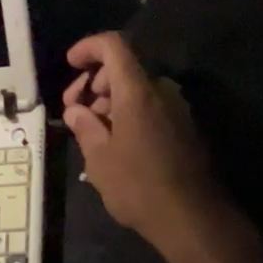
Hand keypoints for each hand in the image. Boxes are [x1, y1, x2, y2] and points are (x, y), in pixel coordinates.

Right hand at [63, 32, 225, 255]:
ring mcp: (177, 107)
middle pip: (123, 68)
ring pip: (137, 89)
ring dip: (111, 100)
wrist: (192, 216)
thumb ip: (85, 126)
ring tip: (91, 131)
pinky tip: (116, 141)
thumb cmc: (139, 185)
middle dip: (94, 82)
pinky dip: (129, 112)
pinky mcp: (184, 126)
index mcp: (138, 90)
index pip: (113, 46)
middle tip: (74, 109)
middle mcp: (161, 90)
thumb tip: (75, 110)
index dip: (89, 47)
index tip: (70, 63)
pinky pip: (151, 106)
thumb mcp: (99, 159)